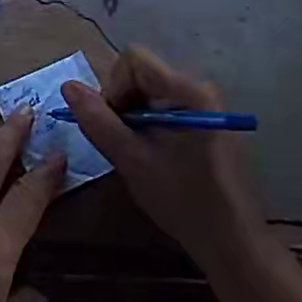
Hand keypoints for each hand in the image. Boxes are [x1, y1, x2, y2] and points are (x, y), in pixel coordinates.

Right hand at [60, 46, 262, 266]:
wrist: (233, 242)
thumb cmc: (183, 200)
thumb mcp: (131, 160)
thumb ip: (98, 120)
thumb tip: (68, 86)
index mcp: (186, 90)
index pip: (133, 59)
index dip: (114, 85)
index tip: (113, 123)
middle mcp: (198, 87)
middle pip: (141, 72)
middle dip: (122, 101)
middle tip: (121, 141)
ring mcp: (204, 103)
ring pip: (149, 89)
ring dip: (133, 114)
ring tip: (137, 151)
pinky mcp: (205, 119)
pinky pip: (163, 104)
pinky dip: (148, 122)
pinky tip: (153, 154)